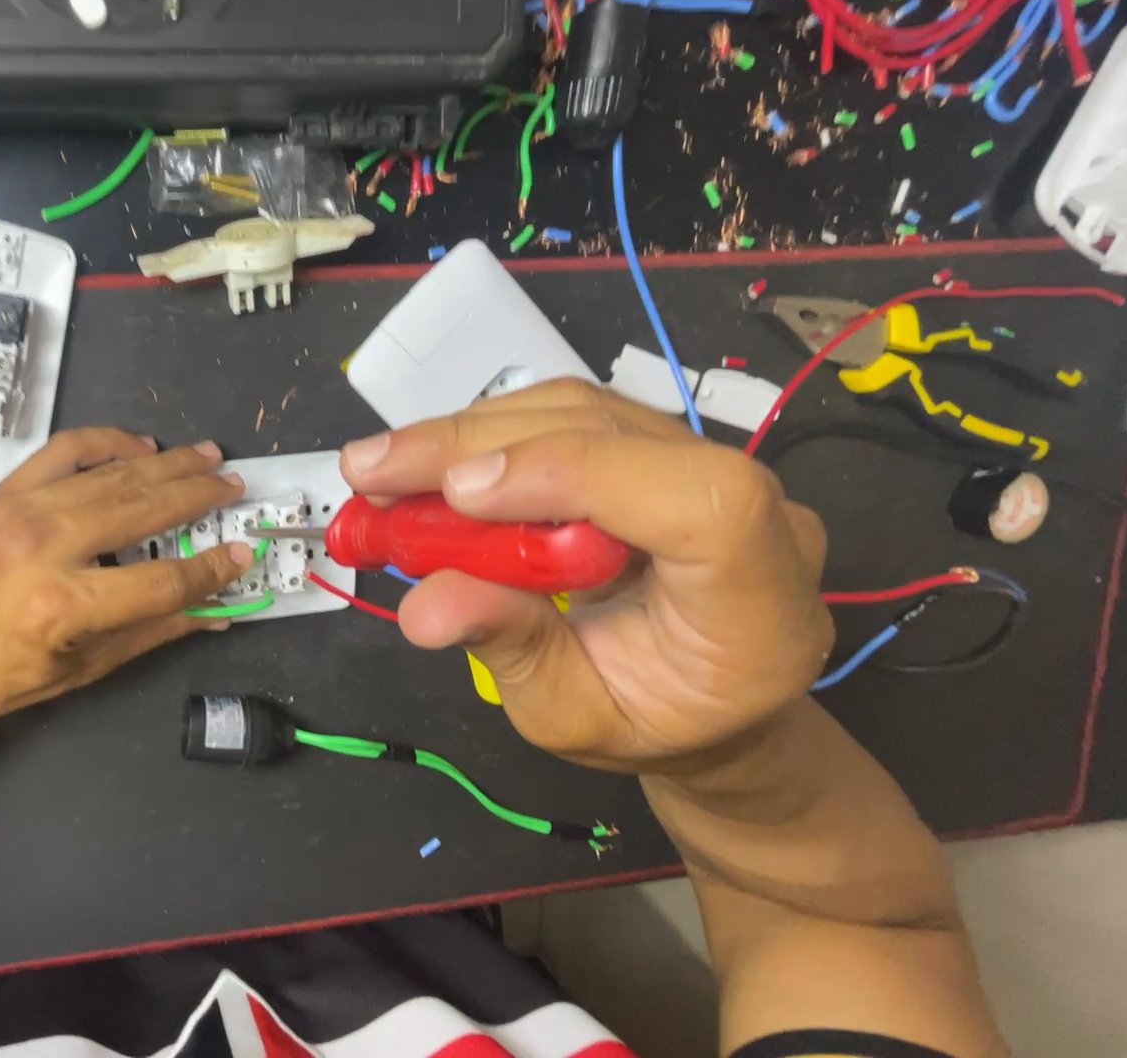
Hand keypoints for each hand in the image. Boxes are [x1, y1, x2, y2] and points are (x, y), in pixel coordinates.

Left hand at [0, 429, 255, 729]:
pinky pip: (64, 450)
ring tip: (207, 457)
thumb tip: (221, 610)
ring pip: (111, 476)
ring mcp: (20, 512)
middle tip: (233, 485)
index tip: (243, 552)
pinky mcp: (4, 494)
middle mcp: (43, 549)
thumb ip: (158, 630)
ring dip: (166, 464)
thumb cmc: (6, 676)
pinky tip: (140, 445)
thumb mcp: (88, 667)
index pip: (161, 580)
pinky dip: (107, 441)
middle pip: (141, 511)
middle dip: (196, 496)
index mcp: (64, 606)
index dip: (210, 569)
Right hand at [339, 380, 833, 775]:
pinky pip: (562, 415)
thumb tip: (422, 606)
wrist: (700, 694)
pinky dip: (481, 433)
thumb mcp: (571, 714)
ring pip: (578, 409)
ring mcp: (696, 465)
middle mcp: (747, 510)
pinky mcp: (646, 447)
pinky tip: (424, 463)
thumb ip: (511, 652)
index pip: (701, 500)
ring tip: (379, 469)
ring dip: (463, 433)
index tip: (460, 494)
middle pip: (614, 433)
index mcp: (755, 600)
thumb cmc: (648, 717)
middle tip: (370, 471)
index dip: (577, 475)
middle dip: (476, 445)